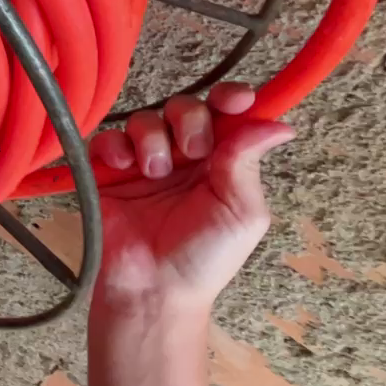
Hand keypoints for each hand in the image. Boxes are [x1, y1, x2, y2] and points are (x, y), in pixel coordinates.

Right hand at [90, 83, 293, 322]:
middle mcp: (183, 156)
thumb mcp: (241, 212)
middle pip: (184, 107)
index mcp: (221, 161)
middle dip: (188, 120)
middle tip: (191, 152)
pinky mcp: (107, 173)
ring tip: (153, 173)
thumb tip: (279, 123)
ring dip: (152, 139)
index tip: (233, 102)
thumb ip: (247, 164)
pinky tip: (123, 168)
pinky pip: (107, 139)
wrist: (153, 286)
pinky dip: (114, 147)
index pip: (228, 114)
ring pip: (144, 118)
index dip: (231, 98)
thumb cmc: (204, 257)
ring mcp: (143, 162)